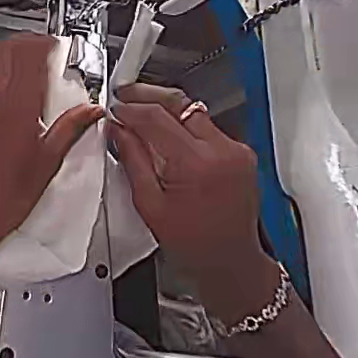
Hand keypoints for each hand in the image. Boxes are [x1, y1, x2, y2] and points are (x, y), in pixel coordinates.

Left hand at [0, 34, 104, 274]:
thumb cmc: (2, 201)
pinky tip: (12, 105)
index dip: (47, 45)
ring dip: (14, 62)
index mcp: (15, 109)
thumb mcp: (47, 164)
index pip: (29, 55)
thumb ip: (71, 129)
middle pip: (7, 50)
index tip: (60, 48)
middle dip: (29, 45)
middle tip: (48, 54)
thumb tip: (90, 111)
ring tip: (34, 80)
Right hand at [107, 83, 282, 325]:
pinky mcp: (241, 153)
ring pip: (195, 112)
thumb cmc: (194, 244)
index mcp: (197, 165)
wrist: (231, 262)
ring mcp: (236, 151)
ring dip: (168, 110)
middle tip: (126, 96)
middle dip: (149, 96)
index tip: (116, 110)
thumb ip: (133, 160)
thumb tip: (119, 131)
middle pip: (180, 104)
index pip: (157, 118)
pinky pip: (208, 128)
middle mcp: (222, 151)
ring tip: (143, 115)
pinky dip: (186, 127)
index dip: (131, 110)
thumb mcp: (150, 204)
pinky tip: (168, 135)